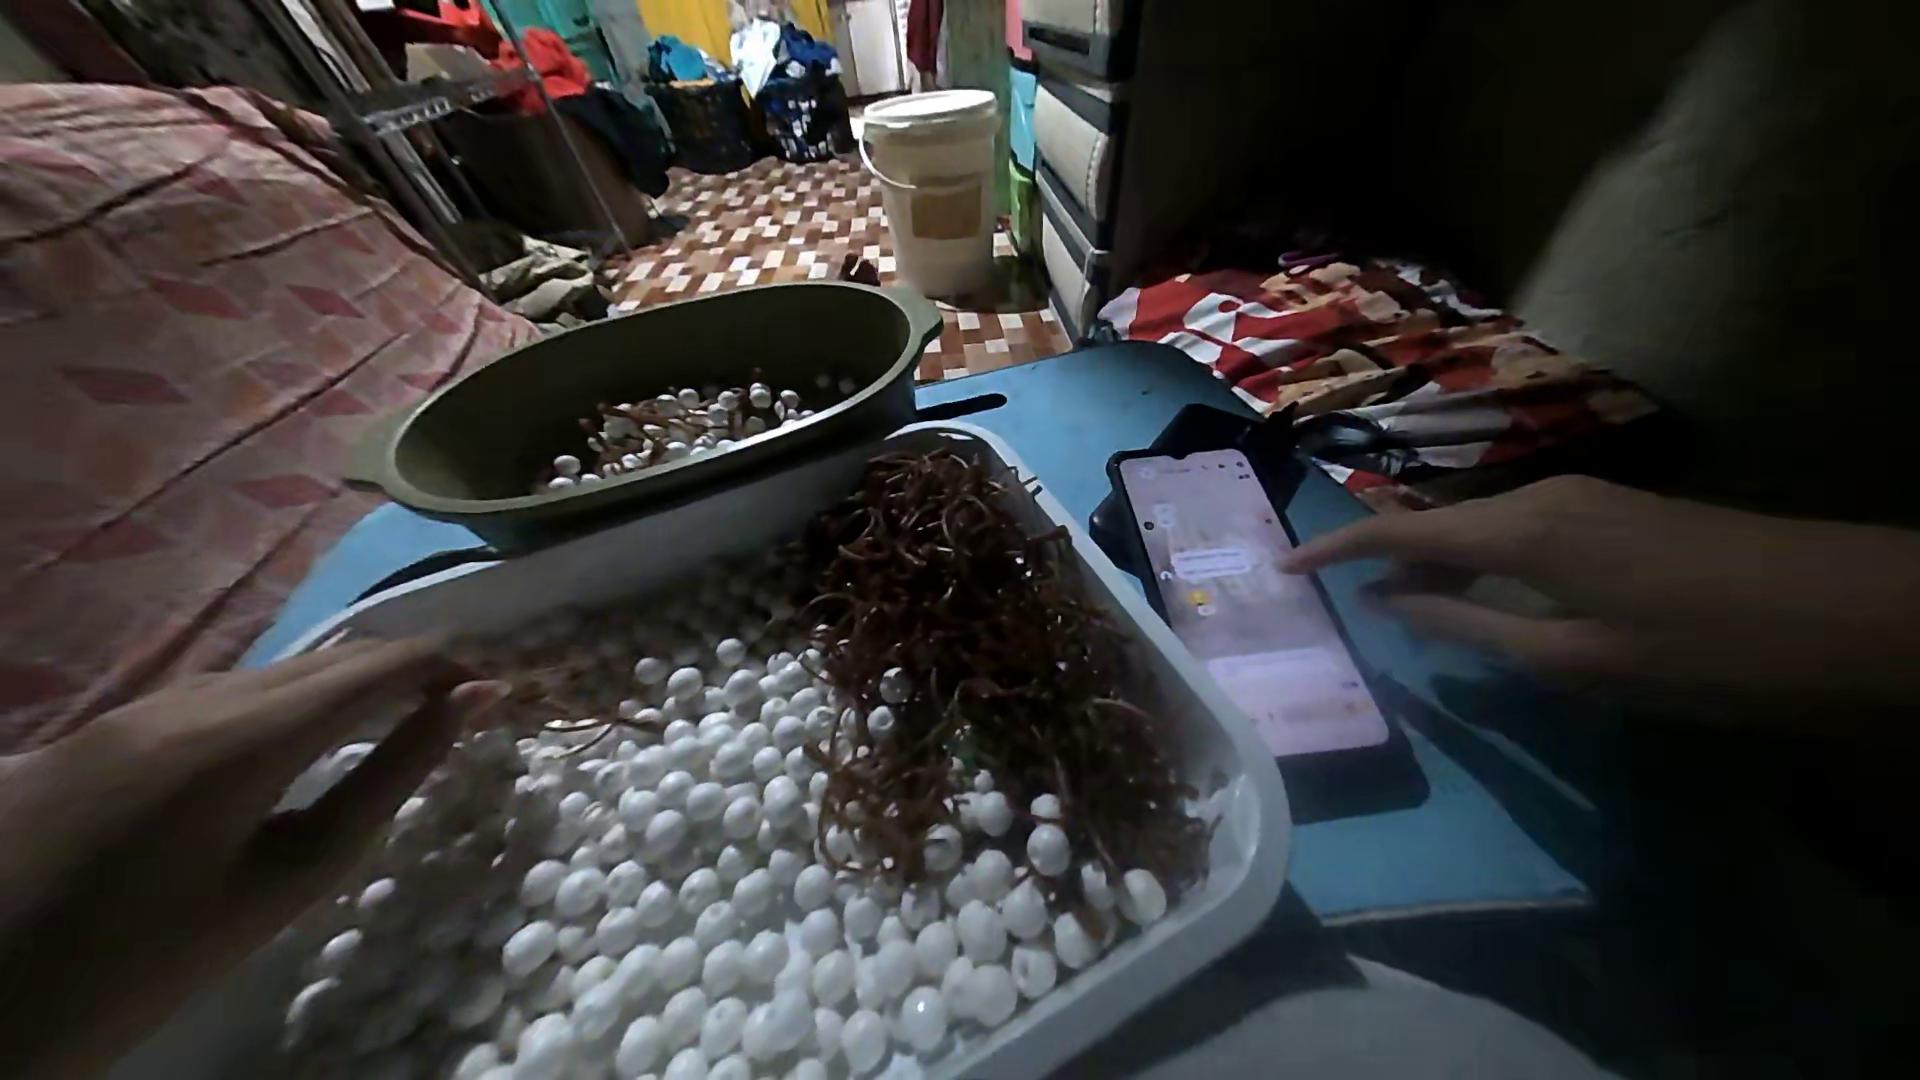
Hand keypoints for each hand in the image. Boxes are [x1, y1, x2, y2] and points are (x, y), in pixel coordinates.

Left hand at [0, 639, 508, 1078]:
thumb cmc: (153, 957)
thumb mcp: (303, 868)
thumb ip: (401, 768)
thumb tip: (483, 696)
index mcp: (248, 734)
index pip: (391, 660)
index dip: (456, 667)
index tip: (496, 697)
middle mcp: (195, 698)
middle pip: (344, 655)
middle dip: (415, 672)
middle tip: (461, 711)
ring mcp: (139, 707)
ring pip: (290, 668)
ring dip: (358, 685)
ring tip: (395, 724)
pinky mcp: (103, 727)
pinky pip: (234, 691)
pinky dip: (298, 701)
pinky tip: (302, 741)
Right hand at [1284, 476, 1919, 710]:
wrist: (1895, 618)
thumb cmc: (1713, 651)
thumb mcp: (1571, 658)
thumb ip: (1461, 624)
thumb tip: (1384, 602)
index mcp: (1520, 531)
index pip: (1393, 533)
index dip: (1330, 550)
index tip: (1281, 566)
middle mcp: (1535, 498)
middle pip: (1429, 524)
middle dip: (1380, 561)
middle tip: (1348, 603)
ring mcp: (1576, 498)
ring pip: (1470, 527)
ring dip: (1431, 565)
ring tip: (1406, 607)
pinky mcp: (1607, 510)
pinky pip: (1510, 530)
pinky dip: (1476, 562)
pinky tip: (1478, 595)